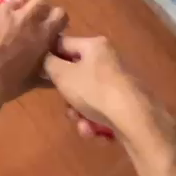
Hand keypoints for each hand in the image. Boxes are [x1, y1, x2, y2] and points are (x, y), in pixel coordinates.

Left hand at [0, 0, 67, 112]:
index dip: (55, 20)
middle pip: (39, 1)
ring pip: (12, 4)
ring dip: (12, 14)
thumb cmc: (8, 84)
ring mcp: (1, 12)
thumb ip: (48, 68)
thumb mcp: (34, 80)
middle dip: (37, 10)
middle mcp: (24, 17)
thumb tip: (54, 65)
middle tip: (28, 24)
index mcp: (42, 33)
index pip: (59, 13)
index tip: (50, 27)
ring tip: (2, 30)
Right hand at [44, 35, 169, 149]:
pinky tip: (95, 131)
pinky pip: (102, 110)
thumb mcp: (62, 75)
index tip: (40, 74)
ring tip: (84, 125)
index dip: (48, 58)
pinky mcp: (127, 104)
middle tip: (67, 106)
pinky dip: (96, 122)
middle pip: (76, 76)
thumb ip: (47, 63)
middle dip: (68, 97)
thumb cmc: (95, 91)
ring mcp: (119, 83)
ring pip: (88, 97)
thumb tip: (44, 58)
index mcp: (95, 46)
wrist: (136, 120)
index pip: (62, 44)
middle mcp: (109, 60)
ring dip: (80, 114)